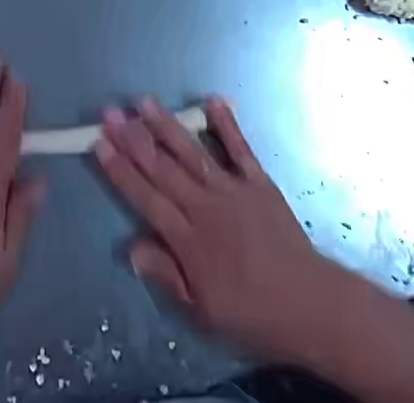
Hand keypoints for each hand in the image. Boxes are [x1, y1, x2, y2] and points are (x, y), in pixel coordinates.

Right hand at [95, 96, 342, 362]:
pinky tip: (211, 101)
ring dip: (166, 126)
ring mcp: (233, 191)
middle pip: (162, 169)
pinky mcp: (259, 183)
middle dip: (133, 139)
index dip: (120, 171)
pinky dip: (226, 125)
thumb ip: (166, 275)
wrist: (315, 307)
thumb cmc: (253, 313)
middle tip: (110, 113)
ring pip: (192, 153)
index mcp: (190, 241)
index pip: (146, 199)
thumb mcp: (203, 311)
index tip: (99, 144)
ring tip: (144, 101)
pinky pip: (240, 150)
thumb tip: (129, 248)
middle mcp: (206, 208)